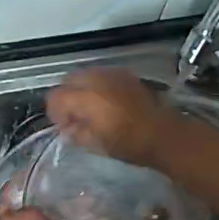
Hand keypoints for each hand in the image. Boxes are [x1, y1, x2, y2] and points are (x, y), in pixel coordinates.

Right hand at [45, 68, 176, 167]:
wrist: (163, 134)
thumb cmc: (128, 143)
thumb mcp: (96, 145)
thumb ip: (76, 133)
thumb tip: (68, 129)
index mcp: (86, 98)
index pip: (55, 97)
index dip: (55, 113)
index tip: (64, 127)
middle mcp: (96, 80)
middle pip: (67, 81)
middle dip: (66, 98)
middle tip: (75, 118)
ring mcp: (112, 74)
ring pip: (84, 75)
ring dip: (81, 90)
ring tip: (91, 110)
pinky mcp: (125, 74)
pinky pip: (101, 75)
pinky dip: (97, 86)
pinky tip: (106, 102)